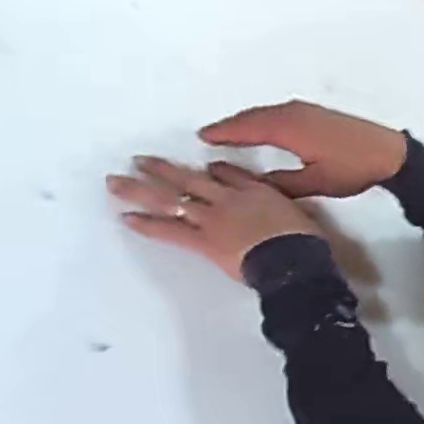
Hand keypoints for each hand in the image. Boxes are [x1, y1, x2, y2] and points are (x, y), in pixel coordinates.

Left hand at [108, 156, 321, 281]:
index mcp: (258, 193)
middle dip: (163, 170)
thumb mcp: (305, 219)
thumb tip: (294, 213)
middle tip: (140, 161)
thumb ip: (291, 211)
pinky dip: (147, 224)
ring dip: (141, 189)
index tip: (206, 168)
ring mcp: (214, 219)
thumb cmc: (306, 243)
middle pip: (190, 180)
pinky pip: (170, 230)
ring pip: (171, 198)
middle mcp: (229, 199)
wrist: (295, 262)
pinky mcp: (204, 241)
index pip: (231, 175)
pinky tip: (127, 218)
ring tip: (117, 182)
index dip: (216, 170)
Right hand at [198, 101, 408, 199]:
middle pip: (252, 117)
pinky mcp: (317, 114)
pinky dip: (265, 121)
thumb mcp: (316, 182)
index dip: (223, 133)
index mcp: (287, 127)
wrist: (390, 154)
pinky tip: (266, 132)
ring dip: (247, 122)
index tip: (203, 139)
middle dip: (230, 126)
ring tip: (231, 134)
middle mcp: (291, 112)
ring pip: (266, 114)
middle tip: (210, 136)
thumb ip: (283, 183)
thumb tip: (254, 185)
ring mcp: (305, 110)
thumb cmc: (353, 169)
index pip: (245, 128)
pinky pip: (280, 114)